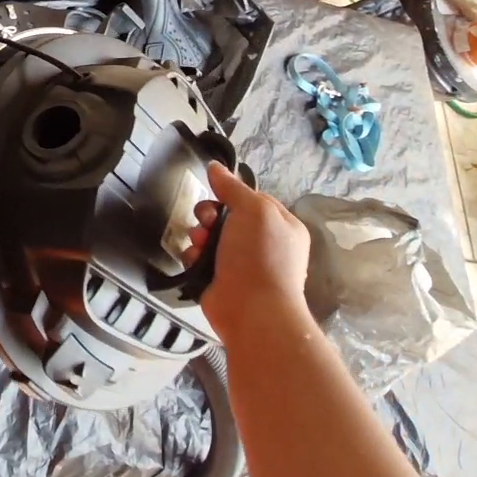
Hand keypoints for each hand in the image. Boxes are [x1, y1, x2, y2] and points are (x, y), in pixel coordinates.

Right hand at [180, 161, 312, 336]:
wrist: (252, 310)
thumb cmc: (260, 256)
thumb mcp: (253, 210)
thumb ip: (233, 187)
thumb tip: (214, 166)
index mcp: (282, 226)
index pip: (251, 198)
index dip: (231, 194)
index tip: (216, 194)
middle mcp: (264, 244)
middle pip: (226, 215)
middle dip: (209, 215)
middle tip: (206, 221)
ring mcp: (241, 263)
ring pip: (209, 235)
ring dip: (199, 235)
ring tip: (200, 244)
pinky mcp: (219, 279)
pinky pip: (200, 257)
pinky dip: (194, 255)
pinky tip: (196, 260)